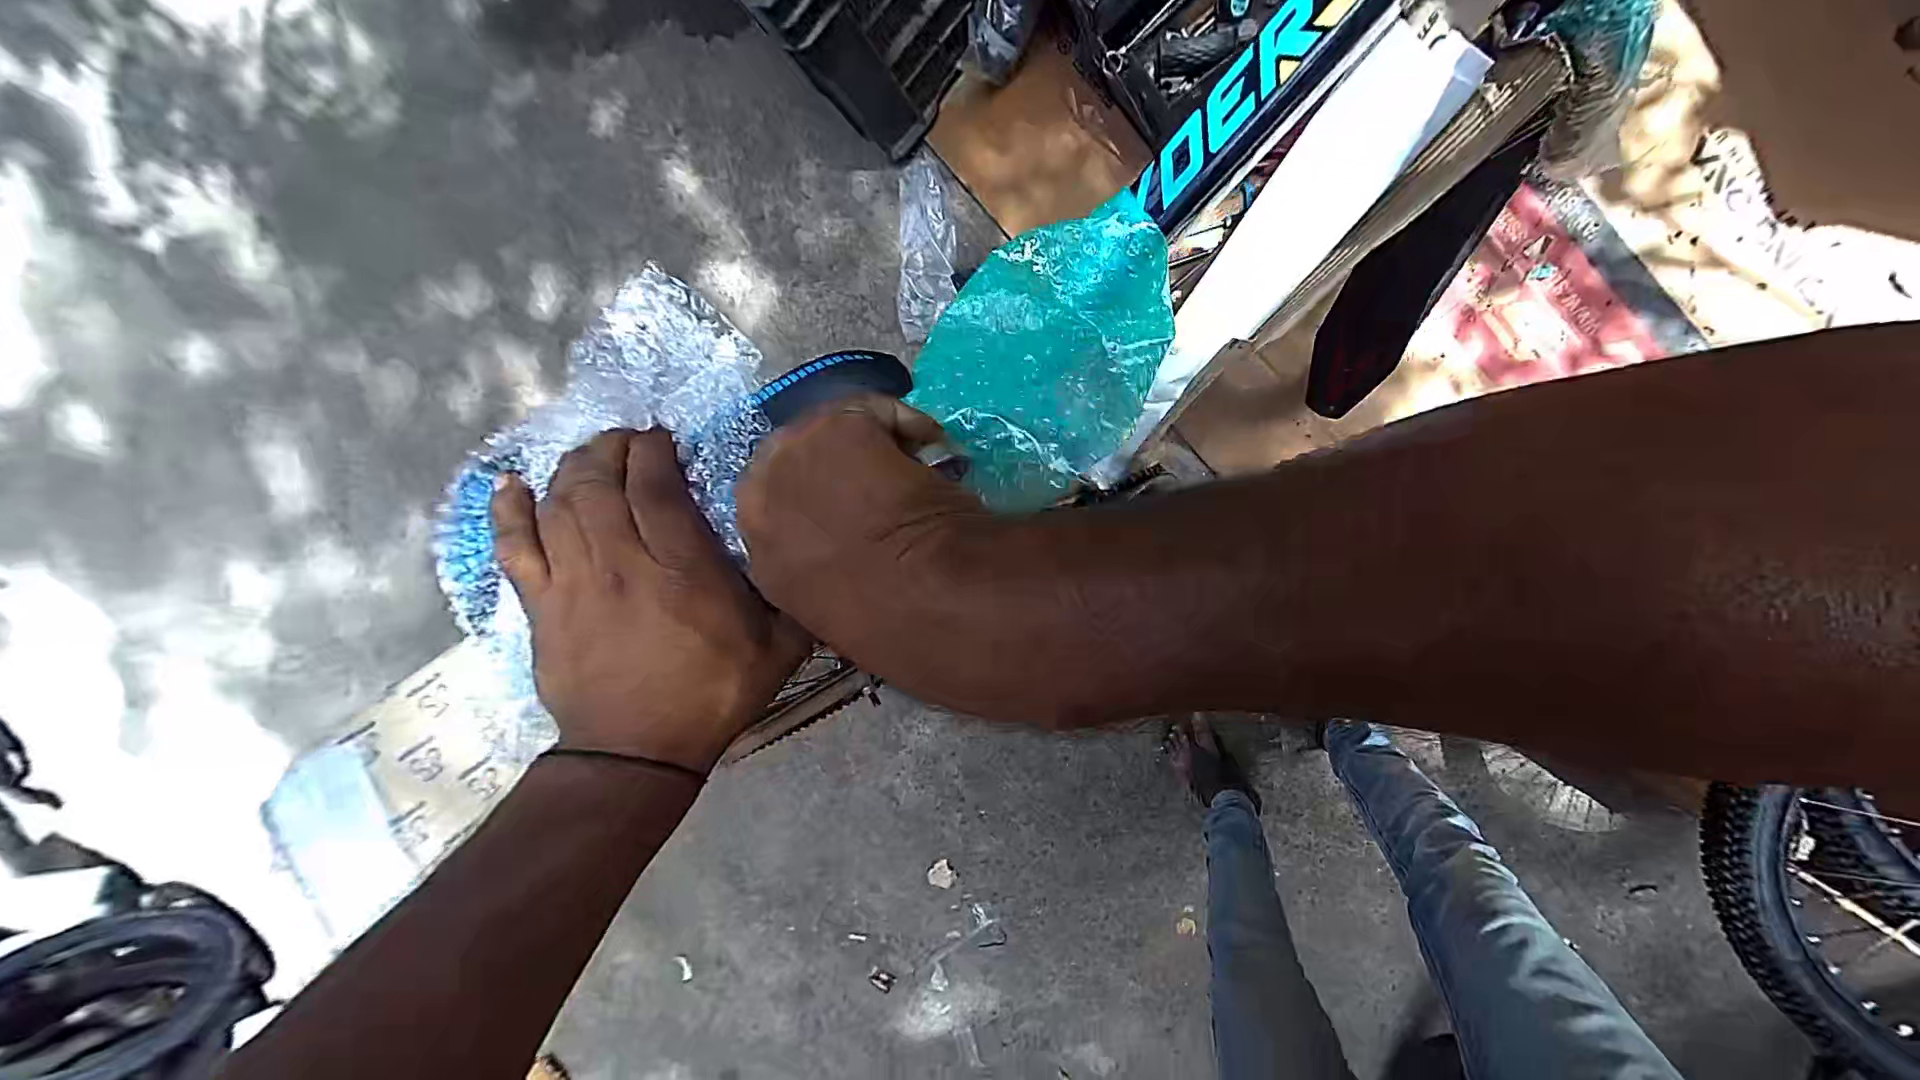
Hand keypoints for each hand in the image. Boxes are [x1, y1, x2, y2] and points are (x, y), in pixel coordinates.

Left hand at [492, 429, 810, 772]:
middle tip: (626, 440)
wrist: (637, 751)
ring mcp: (574, 581)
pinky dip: (508, 510)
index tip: (661, 437)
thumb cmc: (713, 694)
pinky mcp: (541, 605)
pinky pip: (514, 546)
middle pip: (600, 483)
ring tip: (589, 455)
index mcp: (683, 568)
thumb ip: (798, 599)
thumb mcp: (780, 649)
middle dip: (611, 448)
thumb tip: (815, 562)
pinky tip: (511, 484)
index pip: (656, 486)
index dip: (653, 450)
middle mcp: (622, 562)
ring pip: (559, 503)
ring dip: (571, 467)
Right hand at [737, 395, 990, 647]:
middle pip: (792, 461)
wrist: (923, 596)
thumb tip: (851, 559)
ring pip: (825, 429)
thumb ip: (828, 579)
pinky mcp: (829, 426)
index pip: (779, 514)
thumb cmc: (894, 619)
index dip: (822, 502)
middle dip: (834, 463)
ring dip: (866, 441)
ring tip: (910, 459)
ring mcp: (787, 459)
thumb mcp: (843, 613)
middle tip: (880, 474)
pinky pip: (868, 409)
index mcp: (763, 562)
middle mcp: (758, 504)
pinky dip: (905, 421)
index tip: (857, 508)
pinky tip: (932, 442)